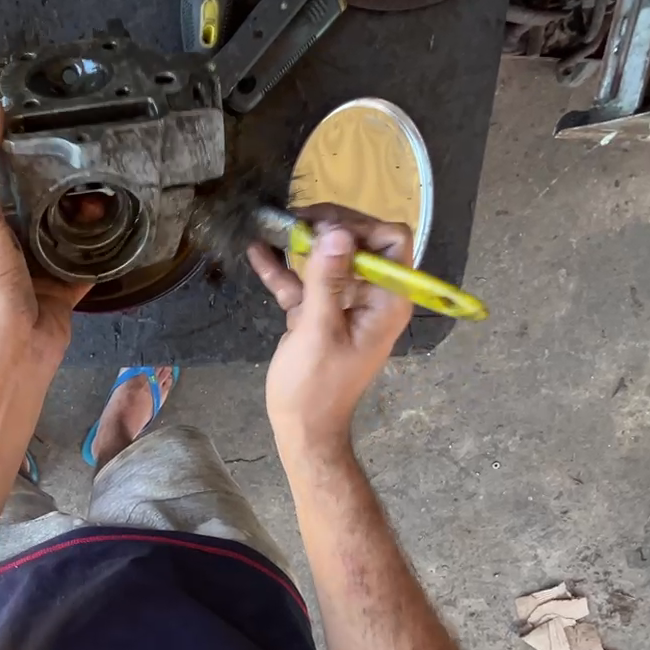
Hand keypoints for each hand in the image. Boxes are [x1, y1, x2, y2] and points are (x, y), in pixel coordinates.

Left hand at [0, 101, 90, 377]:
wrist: (12, 350)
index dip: (3, 154)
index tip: (29, 130)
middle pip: (28, 203)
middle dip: (53, 185)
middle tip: (77, 163)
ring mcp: (29, 269)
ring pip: (58, 231)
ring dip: (78, 215)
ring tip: (99, 191)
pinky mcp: (56, 291)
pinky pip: (81, 265)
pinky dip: (96, 252)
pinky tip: (110, 234)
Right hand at [247, 204, 413, 460]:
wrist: (302, 428)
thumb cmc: (314, 387)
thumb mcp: (318, 331)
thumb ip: (327, 280)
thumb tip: (336, 231)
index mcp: (386, 301)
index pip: (390, 241)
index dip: (360, 226)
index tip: (322, 225)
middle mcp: (371, 298)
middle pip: (358, 245)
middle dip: (328, 228)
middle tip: (294, 220)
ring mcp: (344, 307)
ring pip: (328, 262)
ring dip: (302, 244)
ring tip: (274, 226)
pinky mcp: (318, 317)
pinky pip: (305, 285)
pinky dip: (285, 271)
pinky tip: (259, 253)